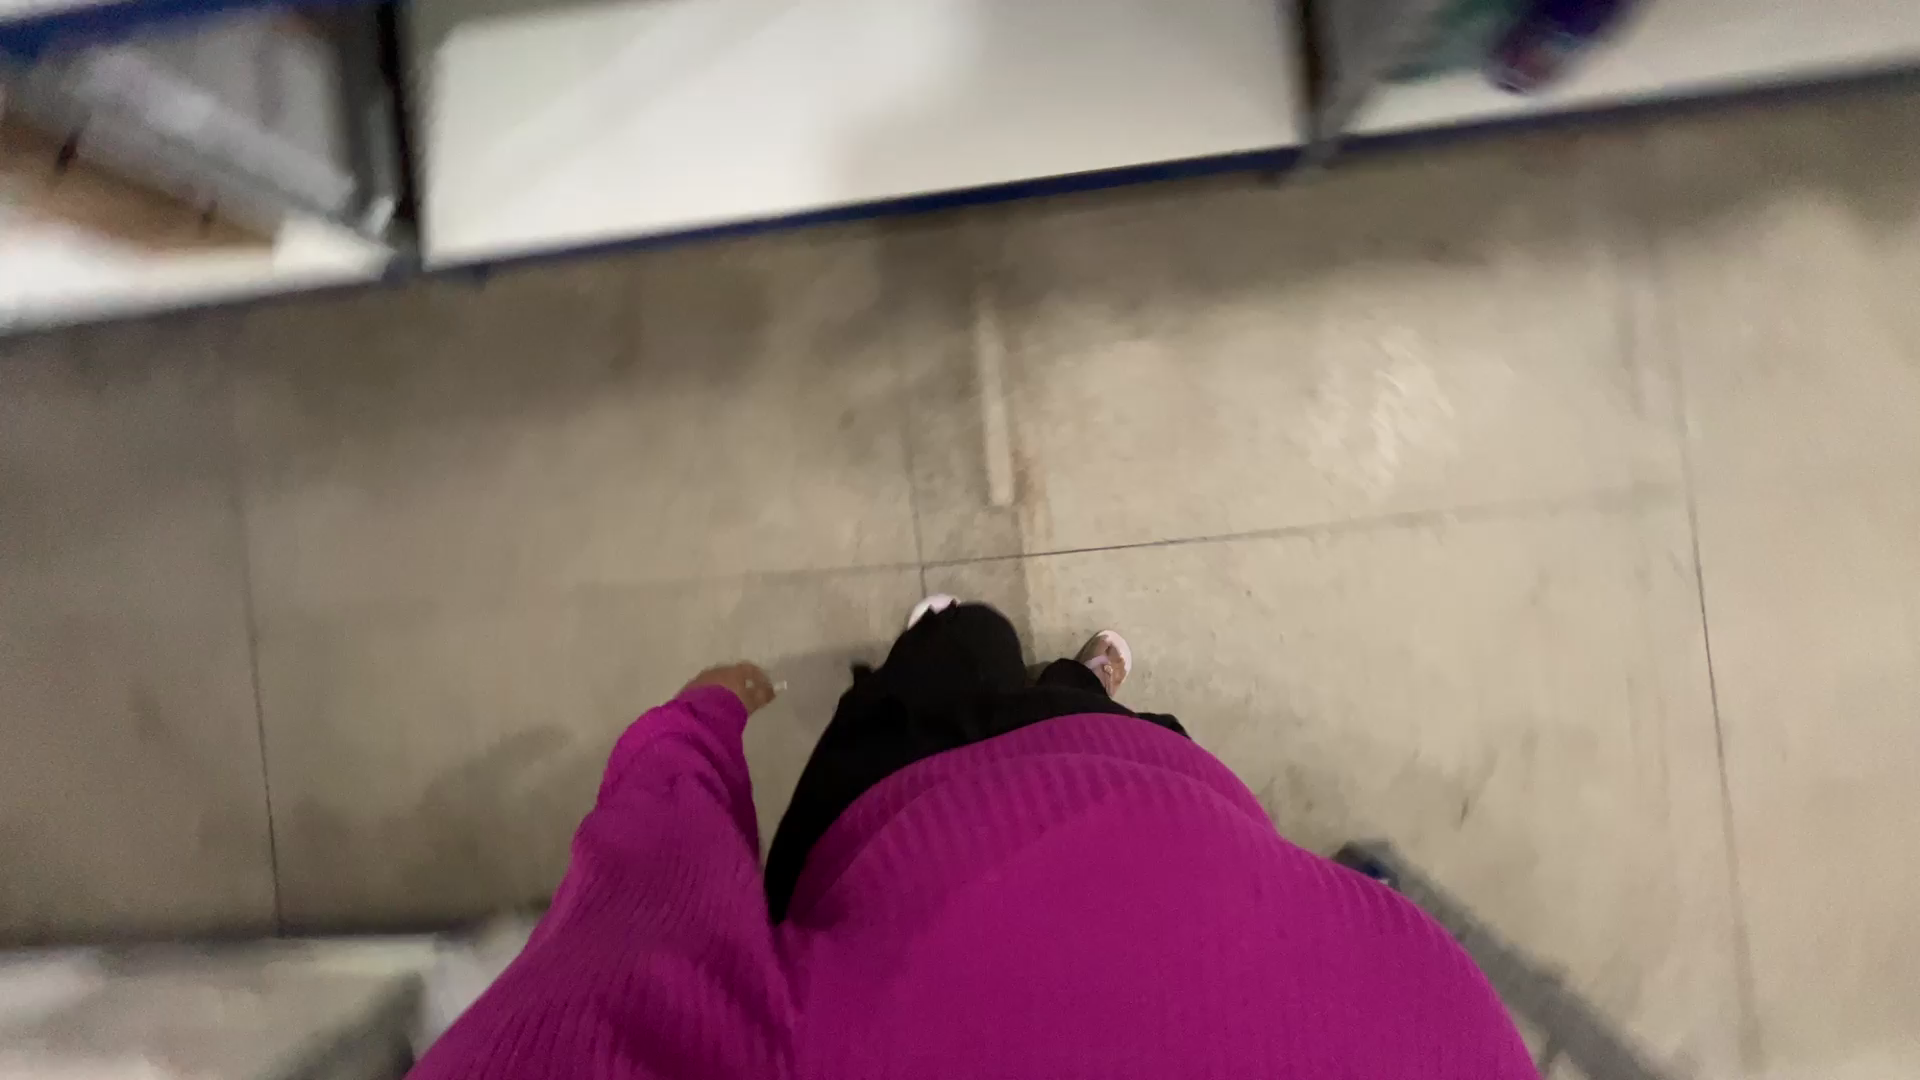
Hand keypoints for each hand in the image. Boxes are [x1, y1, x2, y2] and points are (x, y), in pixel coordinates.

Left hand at [682, 662, 776, 713]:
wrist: (701, 715)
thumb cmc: (732, 705)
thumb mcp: (751, 702)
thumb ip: (762, 695)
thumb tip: (774, 690)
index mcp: (734, 671)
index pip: (749, 669)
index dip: (758, 677)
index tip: (764, 687)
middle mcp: (717, 671)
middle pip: (730, 673)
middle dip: (737, 682)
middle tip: (743, 694)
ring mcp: (701, 679)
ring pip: (714, 681)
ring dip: (721, 689)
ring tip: (726, 702)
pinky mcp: (687, 691)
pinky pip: (702, 690)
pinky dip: (709, 696)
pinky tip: (711, 707)